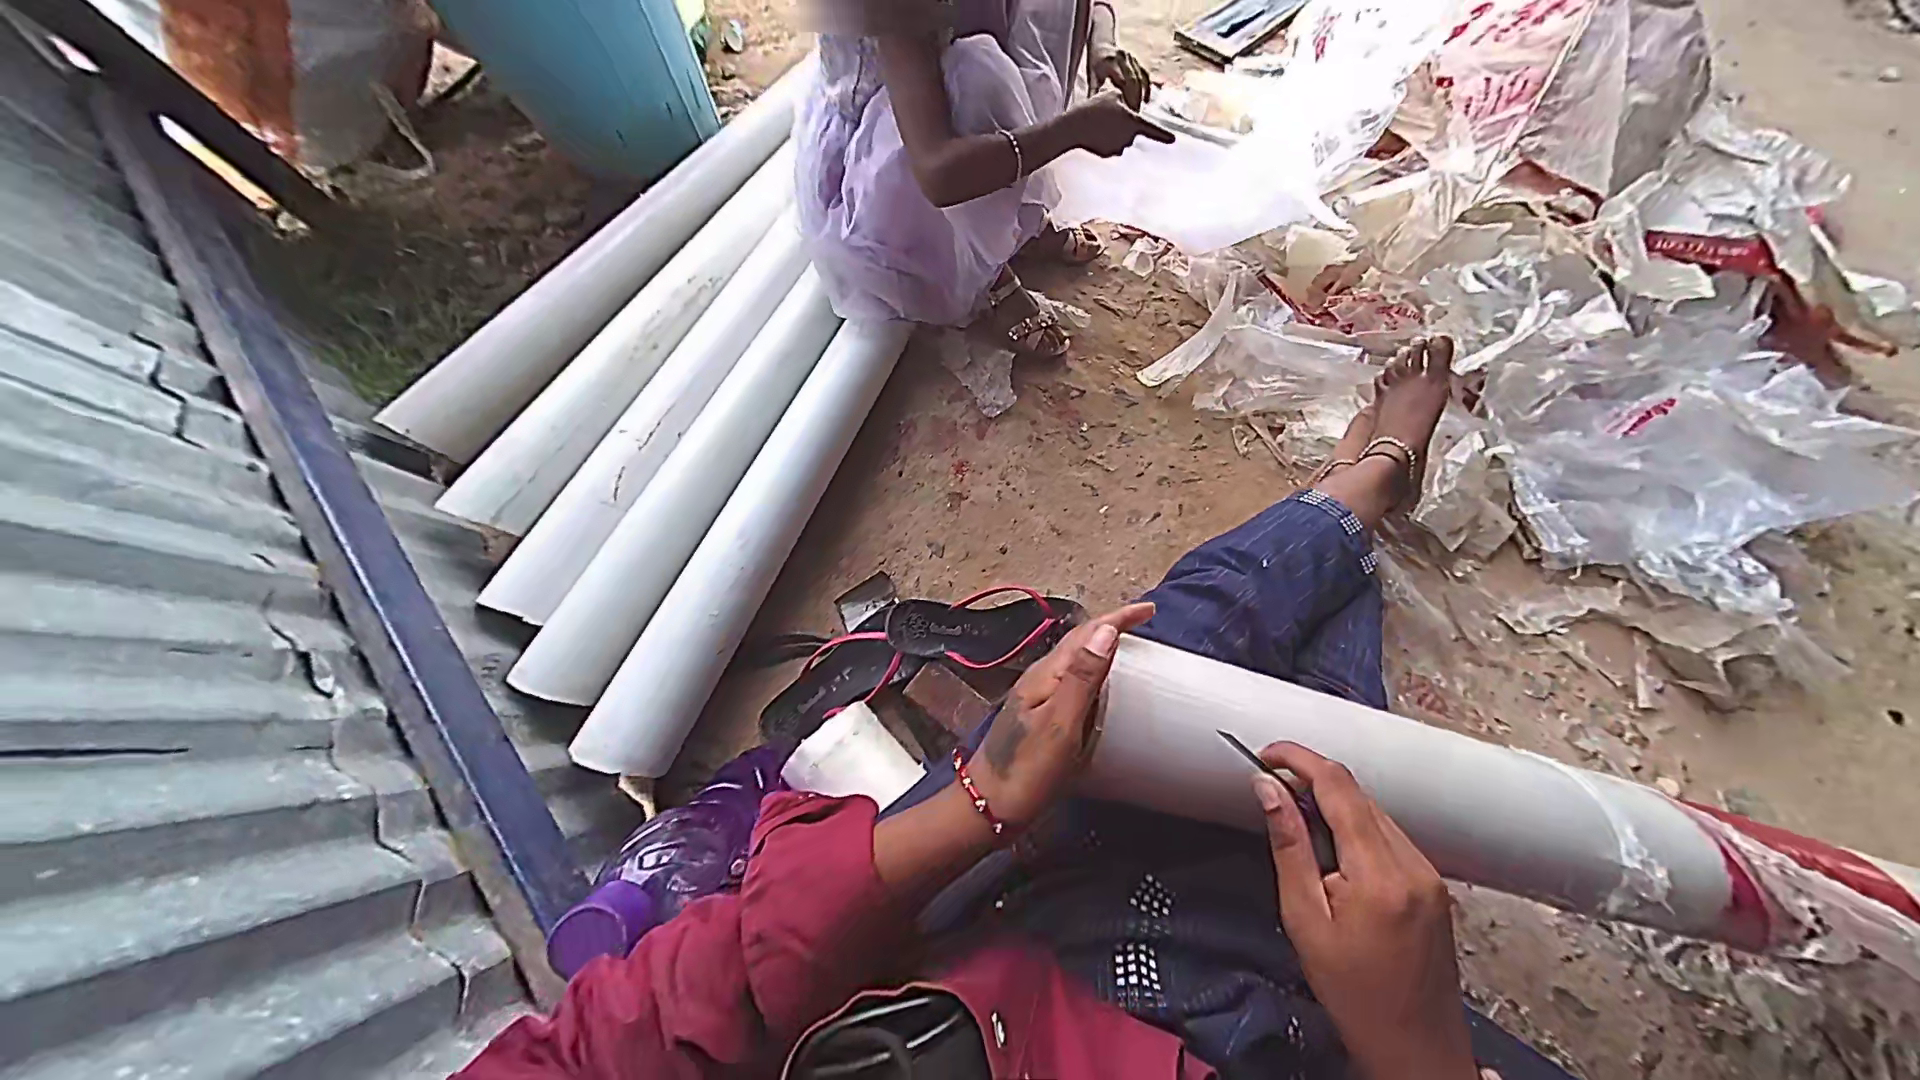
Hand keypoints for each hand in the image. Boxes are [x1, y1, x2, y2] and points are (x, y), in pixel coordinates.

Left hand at [970, 603, 1155, 824]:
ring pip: (1075, 659)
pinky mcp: (1041, 715)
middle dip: (1111, 625)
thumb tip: (1106, 631)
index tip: (1148, 610)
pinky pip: (1072, 680)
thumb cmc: (1026, 769)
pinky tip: (1101, 684)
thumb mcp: (1060, 723)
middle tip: (1142, 623)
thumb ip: (1082, 677)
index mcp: (1046, 675)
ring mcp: (1038, 696)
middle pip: (1079, 641)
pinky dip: (1094, 671)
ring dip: (1101, 645)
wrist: (988, 805)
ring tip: (1128, 645)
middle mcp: (1040, 679)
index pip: (1085, 634)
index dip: (1117, 617)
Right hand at [1056, 89, 1174, 157]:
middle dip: (1123, 126)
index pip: (1152, 129)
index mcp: (1133, 121)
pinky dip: (1104, 142)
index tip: (1173, 140)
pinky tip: (1094, 135)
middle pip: (1131, 132)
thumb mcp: (1112, 95)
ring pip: (1120, 140)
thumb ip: (1125, 100)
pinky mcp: (1107, 156)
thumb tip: (1128, 104)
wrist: (1074, 127)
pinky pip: (1110, 147)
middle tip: (1107, 116)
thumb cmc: (1094, 108)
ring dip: (1113, 133)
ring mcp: (1118, 149)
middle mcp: (1128, 138)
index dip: (1163, 135)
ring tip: (1099, 124)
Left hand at [1089, 45, 1150, 109]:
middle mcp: (1123, 59)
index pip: (1122, 83)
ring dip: (1140, 95)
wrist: (1102, 42)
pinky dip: (1146, 88)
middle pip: (1133, 81)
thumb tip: (1092, 109)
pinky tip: (1146, 100)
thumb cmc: (1095, 63)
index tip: (1125, 113)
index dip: (1126, 98)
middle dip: (1135, 99)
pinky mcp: (1136, 61)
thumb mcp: (1092, 76)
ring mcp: (1131, 59)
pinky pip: (1144, 75)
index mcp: (1111, 63)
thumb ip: (1094, 91)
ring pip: (1140, 79)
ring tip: (1137, 111)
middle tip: (1133, 115)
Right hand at [1255, 742, 1476, 1079]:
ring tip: (1296, 825)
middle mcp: (1413, 864)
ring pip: (1371, 809)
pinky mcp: (1433, 884)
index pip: (1338, 786)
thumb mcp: (1304, 917)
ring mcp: (1429, 873)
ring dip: (1329, 802)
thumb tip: (1267, 788)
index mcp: (1380, 873)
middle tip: (1270, 790)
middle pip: (1356, 793)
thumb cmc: (1352, 992)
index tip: (1264, 754)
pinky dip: (1351, 825)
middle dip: (1309, 779)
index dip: (1298, 758)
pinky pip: (1386, 833)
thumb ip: (1288, 844)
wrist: (1416, 1051)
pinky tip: (1330, 850)